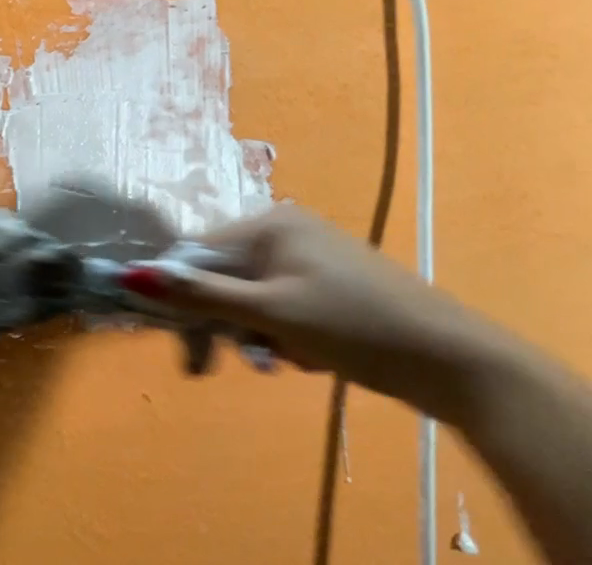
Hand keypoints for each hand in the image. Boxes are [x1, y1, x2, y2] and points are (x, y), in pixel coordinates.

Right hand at [121, 203, 508, 421]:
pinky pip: (281, 303)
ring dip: (253, 332)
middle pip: (221, 275)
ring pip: (250, 295)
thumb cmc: (358, 327)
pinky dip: (281, 332)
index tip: (181, 347)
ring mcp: (312, 256)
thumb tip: (128, 276)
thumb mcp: (271, 313)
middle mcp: (286, 229)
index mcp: (269, 223)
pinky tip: (305, 356)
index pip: (195, 253)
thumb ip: (198, 294)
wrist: (463, 366)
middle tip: (217, 367)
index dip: (178, 297)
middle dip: (221, 321)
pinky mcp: (332, 285)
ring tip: (279, 362)